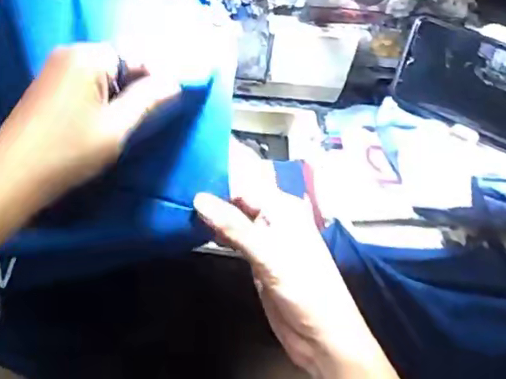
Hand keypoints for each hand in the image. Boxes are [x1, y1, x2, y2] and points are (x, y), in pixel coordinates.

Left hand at [0, 43, 180, 216]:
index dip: (153, 78)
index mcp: (89, 55)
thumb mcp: (115, 129)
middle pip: (118, 61)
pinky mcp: (44, 84)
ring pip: (100, 72)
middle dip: (133, 85)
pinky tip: (93, 123)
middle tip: (138, 119)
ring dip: (114, 93)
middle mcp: (71, 51)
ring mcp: (54, 67)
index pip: (137, 55)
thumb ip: (147, 100)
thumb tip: (174, 81)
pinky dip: (95, 96)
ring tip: (118, 124)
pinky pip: (82, 80)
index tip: (161, 106)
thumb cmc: (66, 153)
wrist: (6, 181)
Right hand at [194, 152, 396, 378]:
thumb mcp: (268, 255)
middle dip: (215, 192)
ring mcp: (267, 239)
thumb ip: (234, 227)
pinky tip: (202, 229)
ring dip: (214, 212)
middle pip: (240, 197)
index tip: (192, 168)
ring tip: (185, 203)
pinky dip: (219, 232)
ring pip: (236, 217)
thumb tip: (201, 200)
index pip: (246, 181)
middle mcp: (275, 218)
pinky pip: (235, 238)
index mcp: (283, 206)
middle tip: (182, 183)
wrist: (323, 337)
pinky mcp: (259, 260)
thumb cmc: (308, 290)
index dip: (221, 174)